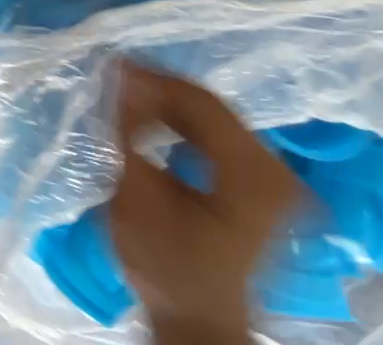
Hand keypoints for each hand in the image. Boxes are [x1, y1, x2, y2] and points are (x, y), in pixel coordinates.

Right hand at [109, 62, 299, 344]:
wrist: (196, 316)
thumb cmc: (164, 260)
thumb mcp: (134, 192)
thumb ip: (127, 131)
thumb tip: (118, 79)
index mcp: (254, 173)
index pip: (201, 103)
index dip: (152, 79)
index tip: (108, 66)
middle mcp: (275, 171)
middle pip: (211, 109)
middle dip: (157, 89)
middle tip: (110, 78)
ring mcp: (272, 180)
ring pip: (214, 120)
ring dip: (167, 105)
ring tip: (121, 95)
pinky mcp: (261, 188)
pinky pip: (218, 138)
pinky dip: (180, 124)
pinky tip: (149, 122)